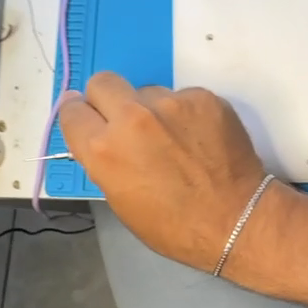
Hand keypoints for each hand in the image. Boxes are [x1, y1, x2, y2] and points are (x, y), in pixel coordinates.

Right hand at [58, 73, 269, 269]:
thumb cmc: (174, 225)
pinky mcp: (203, 98)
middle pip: (102, 82)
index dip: (81, 117)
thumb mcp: (121, 201)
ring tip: (174, 139)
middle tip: (126, 122)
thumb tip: (101, 139)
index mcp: (104, 149)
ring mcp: (171, 102)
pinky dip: (186, 114)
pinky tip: (200, 139)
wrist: (236, 220)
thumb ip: (105, 161)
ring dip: (152, 109)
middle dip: (108, 99)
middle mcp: (133, 117)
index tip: (90, 122)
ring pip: (147, 90)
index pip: (71, 111)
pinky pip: (183, 97)